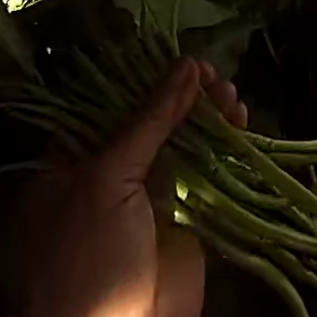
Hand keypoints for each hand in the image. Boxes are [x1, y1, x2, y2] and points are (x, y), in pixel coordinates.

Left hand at [17, 58, 248, 316]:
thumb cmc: (91, 256)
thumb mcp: (109, 178)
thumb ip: (151, 120)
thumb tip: (188, 65)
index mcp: (77, 159)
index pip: (114, 100)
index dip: (149, 76)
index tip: (185, 60)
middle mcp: (113, 169)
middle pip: (155, 116)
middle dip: (187, 94)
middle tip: (215, 76)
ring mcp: (151, 190)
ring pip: (184, 137)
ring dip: (210, 114)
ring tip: (231, 97)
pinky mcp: (185, 210)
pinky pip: (207, 166)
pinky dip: (225, 143)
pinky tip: (240, 122)